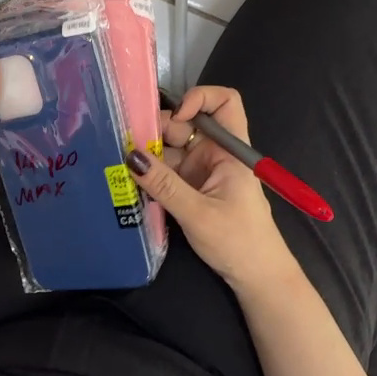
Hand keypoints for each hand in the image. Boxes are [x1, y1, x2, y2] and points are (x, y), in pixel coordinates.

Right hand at [128, 85, 298, 288]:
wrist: (257, 277)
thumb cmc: (239, 243)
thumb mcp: (197, 214)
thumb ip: (163, 185)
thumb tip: (130, 155)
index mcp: (230, 151)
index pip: (225, 103)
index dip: (200, 98)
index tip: (175, 118)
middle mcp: (216, 155)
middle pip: (187, 125)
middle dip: (158, 130)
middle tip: (127, 143)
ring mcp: (203, 172)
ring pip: (172, 150)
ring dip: (148, 155)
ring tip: (120, 164)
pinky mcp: (192, 191)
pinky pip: (167, 173)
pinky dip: (150, 175)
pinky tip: (130, 181)